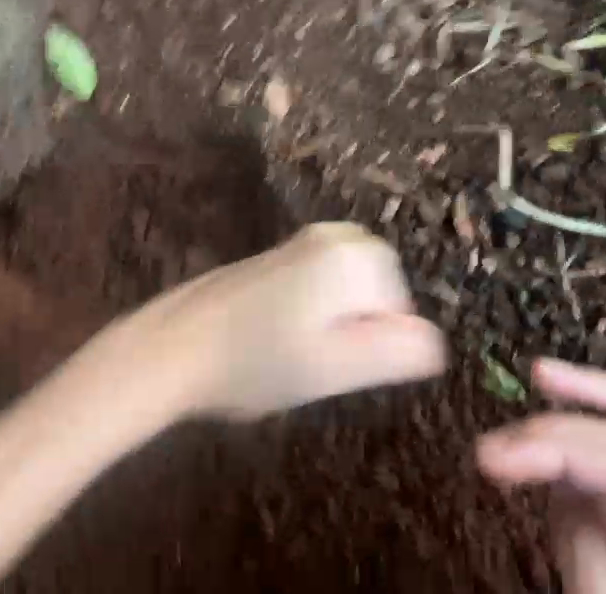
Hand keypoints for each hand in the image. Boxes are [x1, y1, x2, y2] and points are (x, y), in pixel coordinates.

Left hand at [93, 222, 447, 420]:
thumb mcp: (336, 366)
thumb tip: (434, 342)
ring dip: (333, 319)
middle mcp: (319, 238)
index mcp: (344, 254)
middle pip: (373, 286)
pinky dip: (307, 312)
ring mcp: (288, 248)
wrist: (172, 347)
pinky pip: (312, 285)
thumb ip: (395, 350)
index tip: (343, 358)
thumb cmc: (256, 361)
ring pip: (342, 287)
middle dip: (360, 320)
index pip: (399, 298)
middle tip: (322, 356)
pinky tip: (273, 342)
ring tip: (295, 352)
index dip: (380, 334)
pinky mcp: (263, 263)